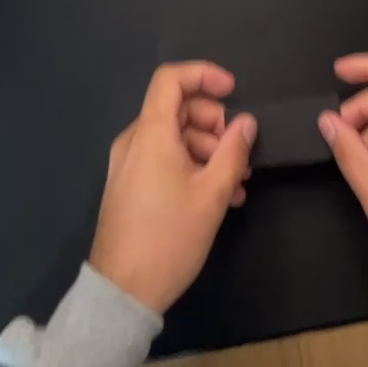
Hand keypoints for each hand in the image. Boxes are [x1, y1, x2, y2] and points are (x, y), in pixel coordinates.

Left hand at [89, 61, 257, 313]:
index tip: (233, 90)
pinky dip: (191, 166)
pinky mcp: (129, 186)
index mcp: (151, 132)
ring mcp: (128, 164)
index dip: (204, 74)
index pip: (171, 78)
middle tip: (239, 150)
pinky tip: (218, 196)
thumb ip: (233, 151)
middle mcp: (134, 140)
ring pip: (174, 137)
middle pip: (177, 108)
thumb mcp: (212, 194)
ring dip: (208, 150)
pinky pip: (163, 159)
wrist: (122, 293)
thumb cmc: (169, 237)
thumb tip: (246, 121)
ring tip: (237, 183)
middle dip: (214, 122)